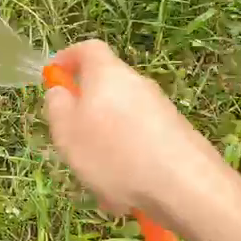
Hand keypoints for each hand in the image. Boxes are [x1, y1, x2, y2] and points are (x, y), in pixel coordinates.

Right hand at [43, 39, 240, 234]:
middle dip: (86, 111)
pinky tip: (126, 192)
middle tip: (71, 139)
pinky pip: (140, 141)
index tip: (54, 75)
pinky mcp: (177, 135)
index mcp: (108, 74)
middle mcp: (137, 85)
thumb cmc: (114, 154)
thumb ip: (57, 106)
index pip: (88, 49)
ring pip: (121, 119)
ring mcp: (161, 110)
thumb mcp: (67, 132)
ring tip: (100, 179)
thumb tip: (60, 91)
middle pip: (105, 87)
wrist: (187, 187)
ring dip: (105, 143)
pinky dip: (127, 160)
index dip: (68, 57)